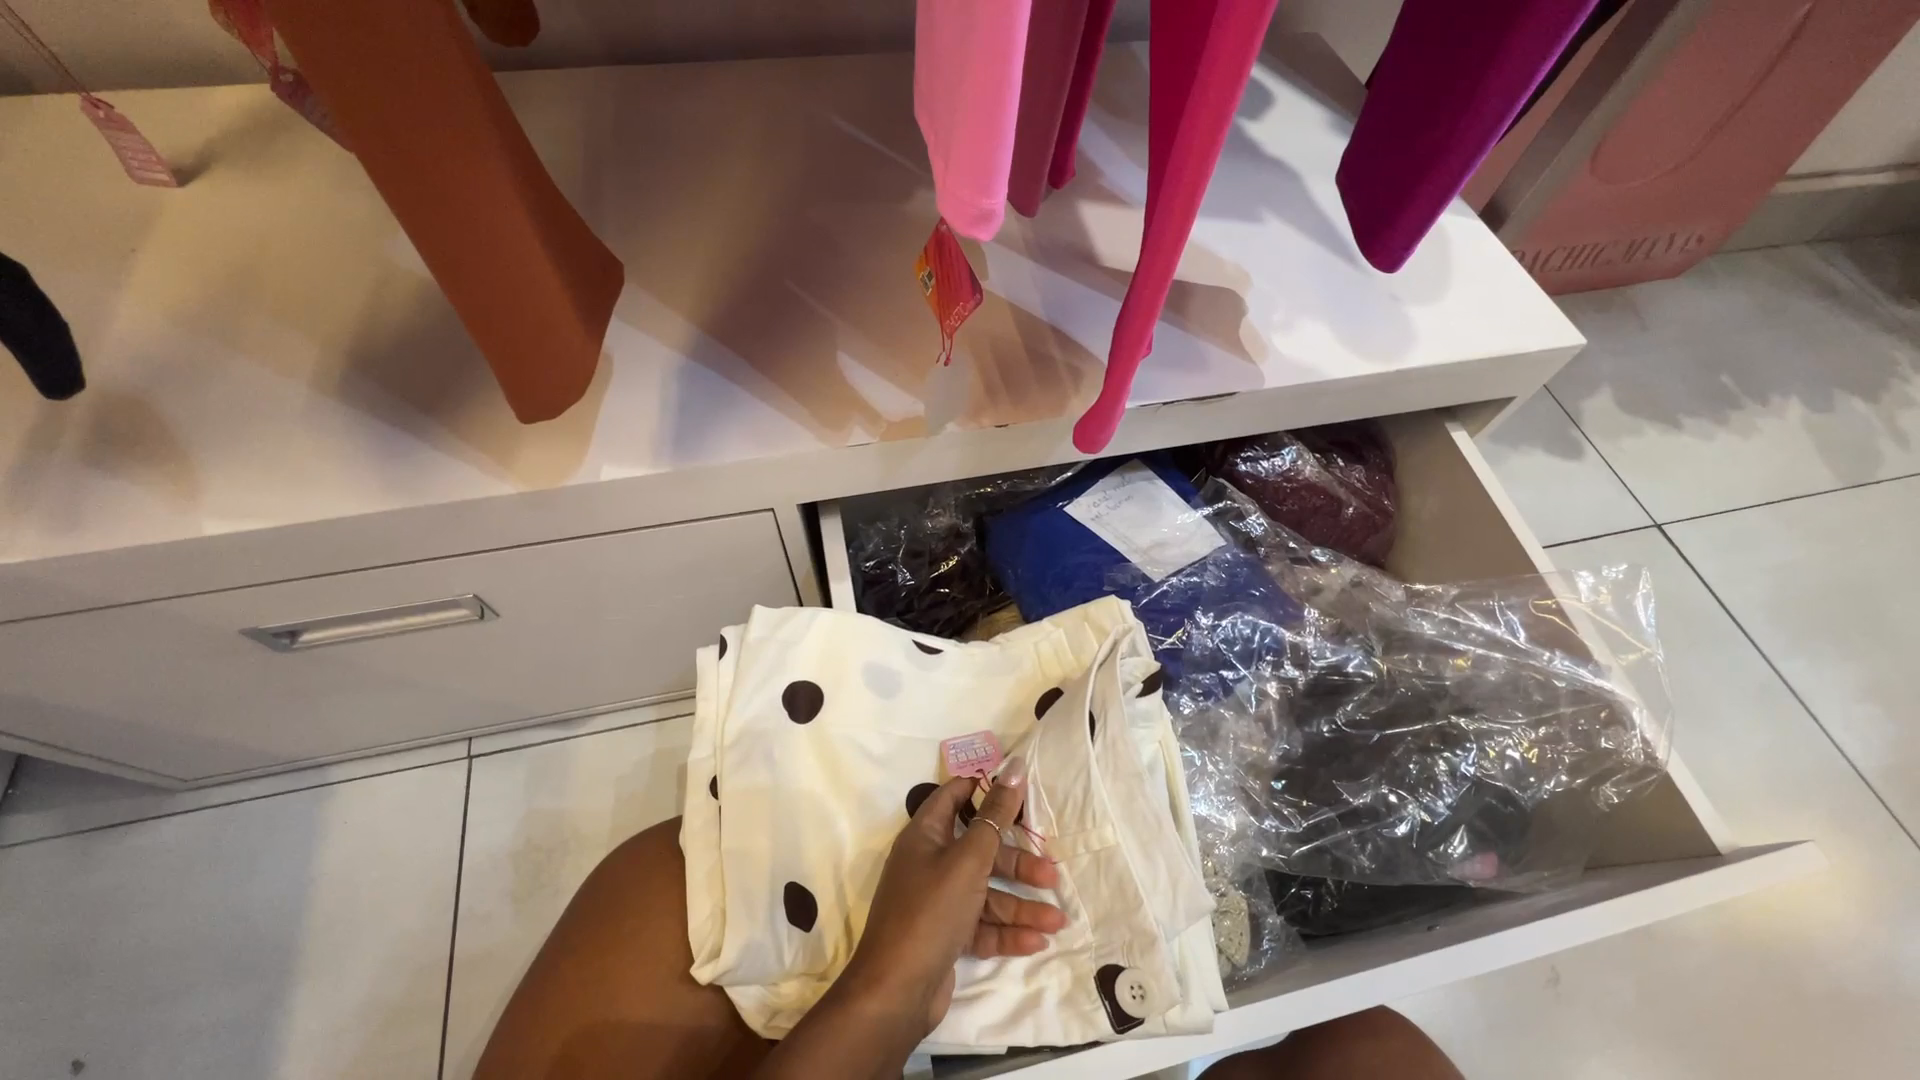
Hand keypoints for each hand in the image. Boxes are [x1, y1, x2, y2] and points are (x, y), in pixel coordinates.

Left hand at [836, 757, 1065, 1035]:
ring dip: (1021, 906)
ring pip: (986, 893)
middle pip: (980, 851)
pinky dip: (1007, 931)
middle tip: (1053, 873)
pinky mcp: (946, 936)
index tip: (1019, 789)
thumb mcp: (968, 859)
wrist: (896, 991)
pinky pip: (981, 925)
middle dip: (1018, 864)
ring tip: (1057, 921)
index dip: (983, 789)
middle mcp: (929, 864)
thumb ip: (995, 816)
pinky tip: (1036, 942)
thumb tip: (1014, 767)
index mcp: (925, 836)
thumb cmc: (931, 911)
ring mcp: (937, 902)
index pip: (953, 797)